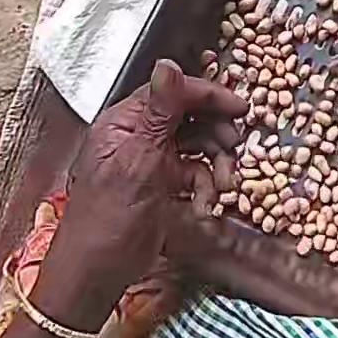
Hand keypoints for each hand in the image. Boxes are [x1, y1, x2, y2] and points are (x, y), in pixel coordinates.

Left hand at [32, 60, 246, 331]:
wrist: (96, 273)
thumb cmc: (109, 216)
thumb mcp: (139, 159)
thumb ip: (159, 111)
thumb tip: (168, 64)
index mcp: (125, 121)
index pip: (173, 91)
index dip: (209, 96)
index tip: (240, 106)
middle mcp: (139, 134)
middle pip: (190, 116)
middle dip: (216, 133)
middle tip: (235, 148)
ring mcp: (152, 159)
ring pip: (197, 144)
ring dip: (215, 163)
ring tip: (224, 184)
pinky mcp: (162, 183)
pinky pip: (194, 172)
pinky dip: (205, 186)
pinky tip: (204, 203)